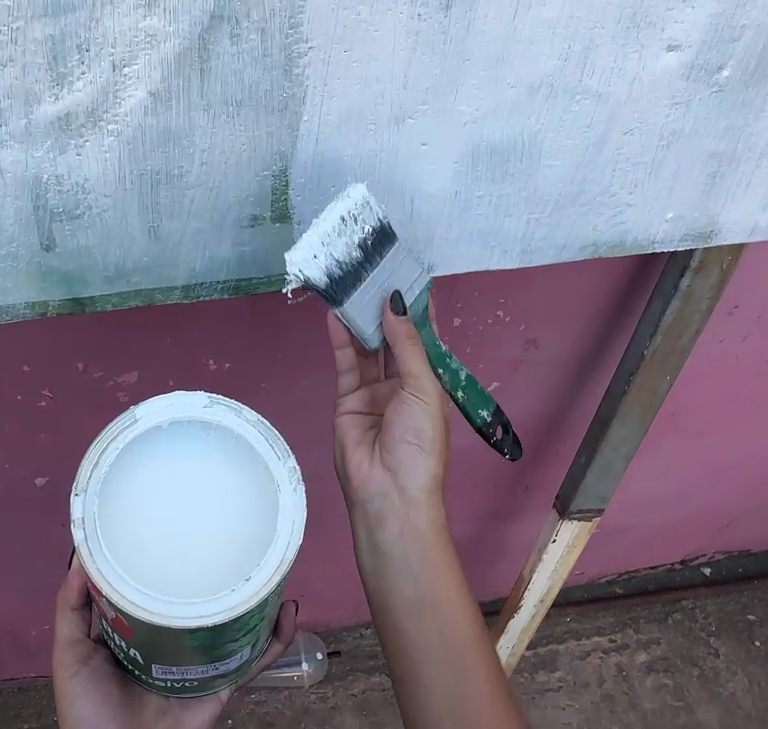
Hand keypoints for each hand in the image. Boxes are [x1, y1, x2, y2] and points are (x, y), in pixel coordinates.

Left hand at [53, 555, 298, 728]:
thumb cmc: (89, 711)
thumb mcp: (71, 655)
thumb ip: (71, 608)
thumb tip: (81, 554)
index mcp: (139, 631)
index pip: (158, 585)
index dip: (170, 557)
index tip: (181, 522)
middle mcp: (173, 641)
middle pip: (201, 599)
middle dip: (219, 571)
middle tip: (234, 537)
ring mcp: (199, 662)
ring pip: (233, 622)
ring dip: (255, 597)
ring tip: (271, 566)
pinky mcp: (220, 685)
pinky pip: (252, 660)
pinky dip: (273, 639)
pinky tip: (286, 611)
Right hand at [328, 294, 450, 517]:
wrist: (389, 493)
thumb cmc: (419, 443)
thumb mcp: (423, 390)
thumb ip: (407, 345)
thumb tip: (395, 302)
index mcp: (431, 383)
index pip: (425, 338)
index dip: (417, 309)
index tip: (408, 276)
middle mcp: (403, 382)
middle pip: (393, 338)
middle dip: (386, 309)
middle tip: (375, 273)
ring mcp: (374, 390)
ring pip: (368, 346)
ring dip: (362, 319)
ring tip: (354, 286)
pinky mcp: (348, 398)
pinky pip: (346, 362)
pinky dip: (341, 338)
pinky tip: (336, 314)